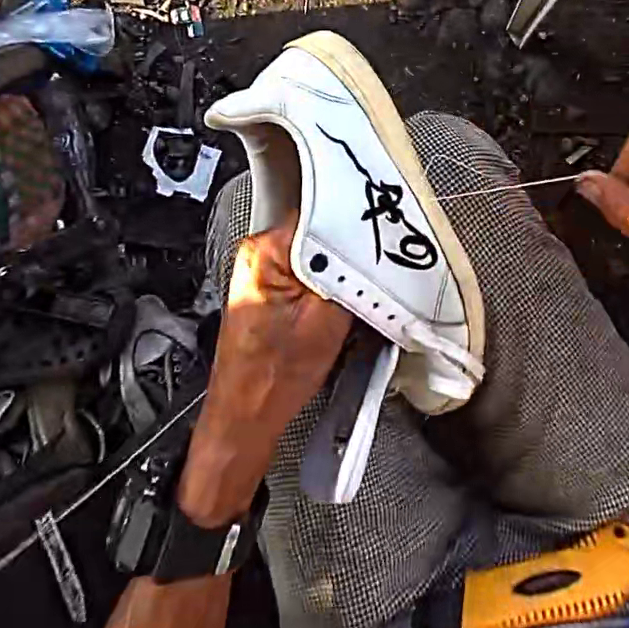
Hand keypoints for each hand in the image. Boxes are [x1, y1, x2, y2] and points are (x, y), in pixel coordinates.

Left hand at [178, 221, 352, 525]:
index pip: (324, 213)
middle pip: (324, 233)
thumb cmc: (273, 379)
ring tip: (343, 311)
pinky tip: (332, 317)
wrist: (250, 414)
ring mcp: (264, 271)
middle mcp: (259, 254)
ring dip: (343, 278)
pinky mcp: (273, 287)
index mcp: (265, 252)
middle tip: (362, 291)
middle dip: (351, 260)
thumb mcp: (327, 320)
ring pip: (323, 255)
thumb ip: (351, 275)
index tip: (379, 251)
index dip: (359, 234)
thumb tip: (371, 244)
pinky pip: (313, 273)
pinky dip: (331, 290)